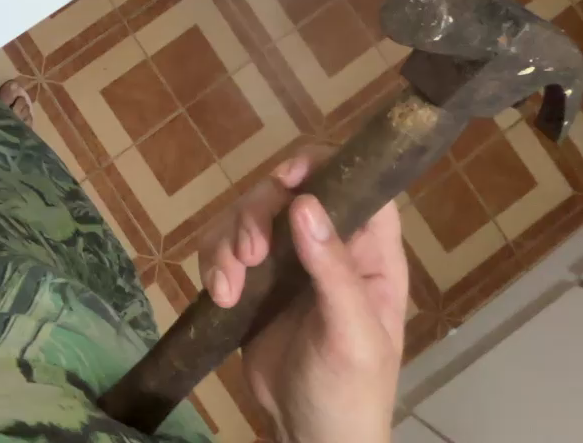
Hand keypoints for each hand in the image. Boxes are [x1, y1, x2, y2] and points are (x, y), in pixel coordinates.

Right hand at [199, 149, 406, 442]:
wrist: (308, 436)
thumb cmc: (350, 393)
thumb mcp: (351, 337)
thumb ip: (333, 271)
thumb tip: (305, 204)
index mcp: (369, 255)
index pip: (355, 185)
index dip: (321, 166)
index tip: (285, 180)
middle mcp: (327, 245)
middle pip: (285, 193)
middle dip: (256, 215)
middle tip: (247, 255)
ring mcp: (288, 260)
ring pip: (247, 215)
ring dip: (228, 243)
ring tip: (227, 288)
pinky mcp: (253, 276)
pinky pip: (223, 244)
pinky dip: (213, 261)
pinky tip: (220, 295)